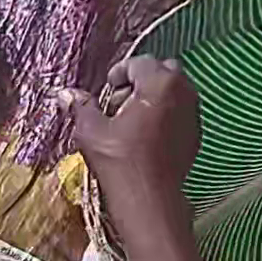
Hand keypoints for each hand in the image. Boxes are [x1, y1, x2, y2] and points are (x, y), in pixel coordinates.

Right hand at [59, 54, 200, 203]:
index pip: (139, 62)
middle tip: (118, 104)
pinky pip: (178, 114)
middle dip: (139, 83)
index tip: (106, 87)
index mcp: (159, 83)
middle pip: (161, 72)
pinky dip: (163, 117)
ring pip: (172, 93)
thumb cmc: (119, 161)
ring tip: (129, 123)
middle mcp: (184, 90)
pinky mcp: (195, 134)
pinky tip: (144, 139)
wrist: (147, 197)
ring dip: (152, 99)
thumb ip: (81, 108)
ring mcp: (193, 113)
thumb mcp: (91, 132)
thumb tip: (66, 94)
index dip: (119, 72)